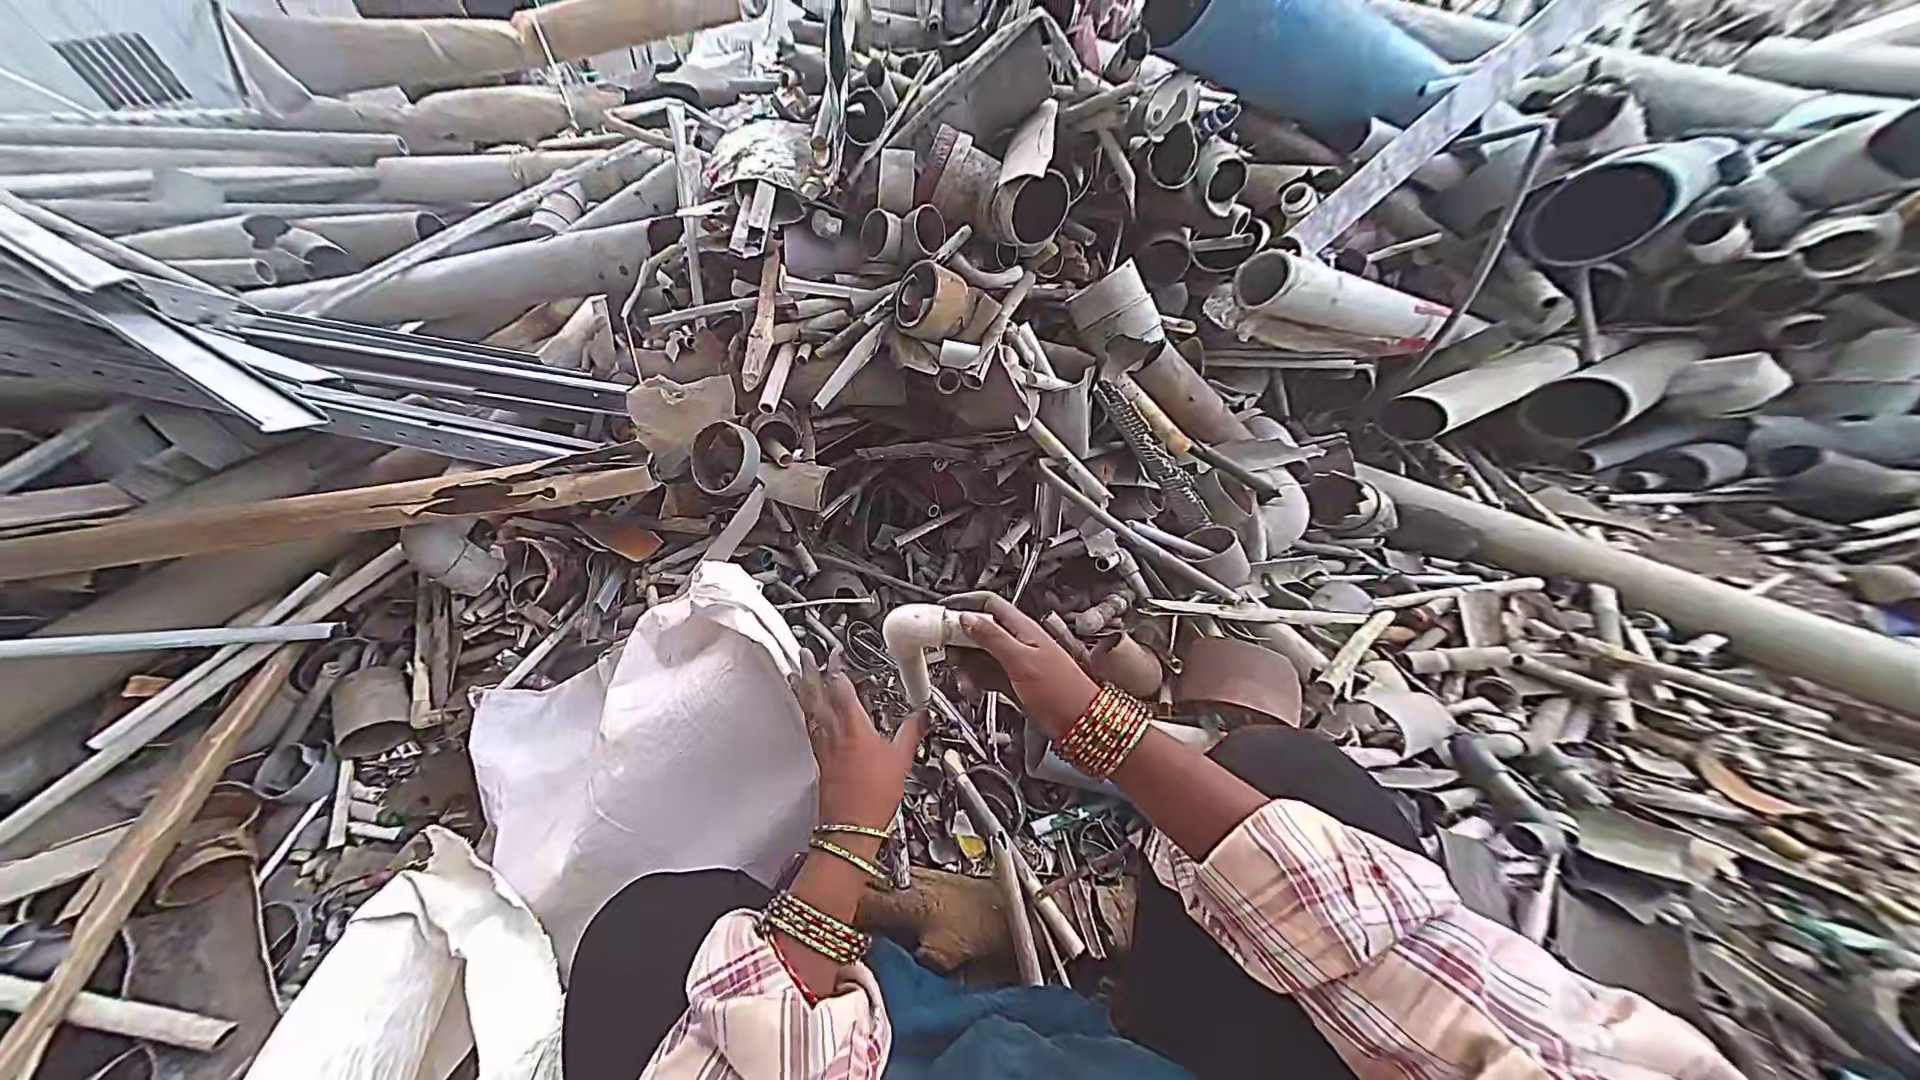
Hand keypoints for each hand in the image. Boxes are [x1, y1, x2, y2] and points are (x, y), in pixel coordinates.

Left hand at [795, 649, 923, 829]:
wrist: (851, 828)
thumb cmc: (874, 797)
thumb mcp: (901, 759)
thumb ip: (911, 732)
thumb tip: (921, 716)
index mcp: (854, 728)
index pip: (842, 690)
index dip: (838, 670)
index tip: (836, 655)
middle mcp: (834, 734)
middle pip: (818, 696)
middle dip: (811, 673)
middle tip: (805, 655)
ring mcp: (823, 747)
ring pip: (810, 712)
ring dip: (803, 691)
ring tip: (795, 676)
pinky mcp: (819, 760)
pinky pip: (810, 729)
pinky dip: (806, 714)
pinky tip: (805, 712)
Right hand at [947, 593, 1097, 739]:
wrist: (1081, 724)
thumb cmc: (1062, 692)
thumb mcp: (1022, 661)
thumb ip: (993, 638)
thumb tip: (967, 618)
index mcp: (1023, 628)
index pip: (988, 605)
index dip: (964, 605)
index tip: (941, 614)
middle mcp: (1018, 641)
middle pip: (979, 631)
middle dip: (960, 643)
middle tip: (950, 657)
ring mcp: (1015, 662)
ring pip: (979, 655)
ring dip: (966, 668)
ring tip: (966, 684)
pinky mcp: (1013, 681)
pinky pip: (986, 675)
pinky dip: (975, 682)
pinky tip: (973, 691)